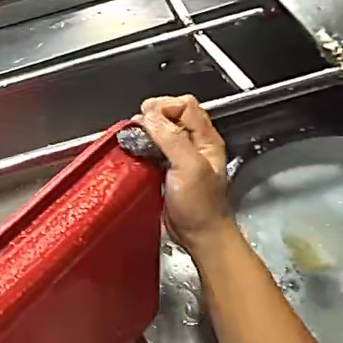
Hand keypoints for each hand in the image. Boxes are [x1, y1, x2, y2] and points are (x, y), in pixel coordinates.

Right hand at [134, 95, 234, 251]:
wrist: (199, 236)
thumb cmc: (201, 207)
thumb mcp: (189, 168)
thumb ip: (171, 139)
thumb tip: (151, 116)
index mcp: (206, 139)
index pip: (185, 106)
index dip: (165, 106)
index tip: (147, 117)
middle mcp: (195, 145)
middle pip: (172, 115)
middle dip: (153, 117)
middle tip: (139, 127)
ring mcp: (181, 158)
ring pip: (161, 132)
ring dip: (146, 133)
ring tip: (135, 139)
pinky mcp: (168, 171)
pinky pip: (154, 150)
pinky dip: (143, 148)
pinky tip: (137, 153)